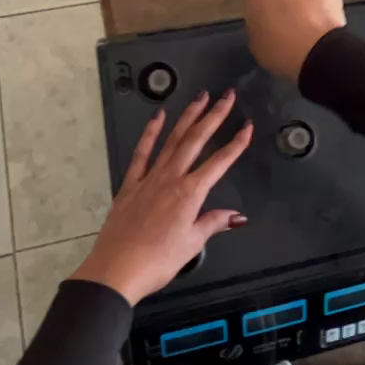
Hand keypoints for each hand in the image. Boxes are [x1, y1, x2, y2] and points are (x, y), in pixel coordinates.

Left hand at [70, 90, 253, 304]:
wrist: (117, 269)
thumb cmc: (157, 260)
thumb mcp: (192, 244)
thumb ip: (213, 223)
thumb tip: (237, 216)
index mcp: (190, 193)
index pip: (220, 162)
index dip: (237, 143)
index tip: (247, 126)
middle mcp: (171, 178)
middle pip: (197, 140)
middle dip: (215, 116)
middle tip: (227, 96)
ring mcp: (150, 177)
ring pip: (173, 139)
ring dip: (188, 116)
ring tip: (201, 97)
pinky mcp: (131, 183)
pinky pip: (142, 152)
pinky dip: (151, 132)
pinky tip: (158, 116)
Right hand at [244, 0, 346, 78]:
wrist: (316, 51)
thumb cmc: (278, 47)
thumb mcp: (254, 39)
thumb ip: (256, 19)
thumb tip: (265, 20)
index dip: (261, 1)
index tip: (265, 14)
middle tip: (287, 15)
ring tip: (308, 19)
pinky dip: (322, 1)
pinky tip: (323, 19)